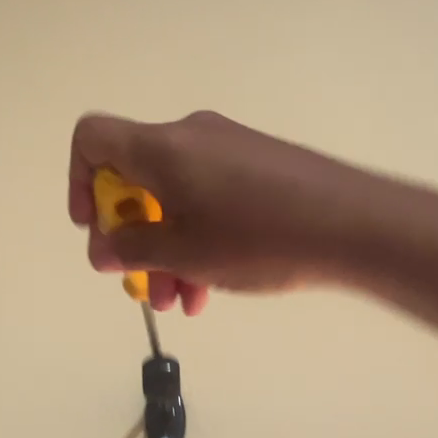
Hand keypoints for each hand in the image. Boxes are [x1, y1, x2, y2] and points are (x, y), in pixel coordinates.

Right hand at [68, 111, 358, 312]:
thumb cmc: (258, 237)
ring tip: (182, 300)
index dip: (79, 182)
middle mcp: (189, 137)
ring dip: (166, 249)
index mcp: (161, 147)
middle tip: (142, 285)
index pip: (92, 139)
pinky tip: (212, 286)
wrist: (359, 225)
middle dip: (131, 237)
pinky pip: (206, 197)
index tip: (97, 228)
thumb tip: (104, 248)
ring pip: (173, 197)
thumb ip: (131, 248)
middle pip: (134, 178)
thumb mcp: (183, 252)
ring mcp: (227, 149)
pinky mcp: (258, 166)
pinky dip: (197, 236)